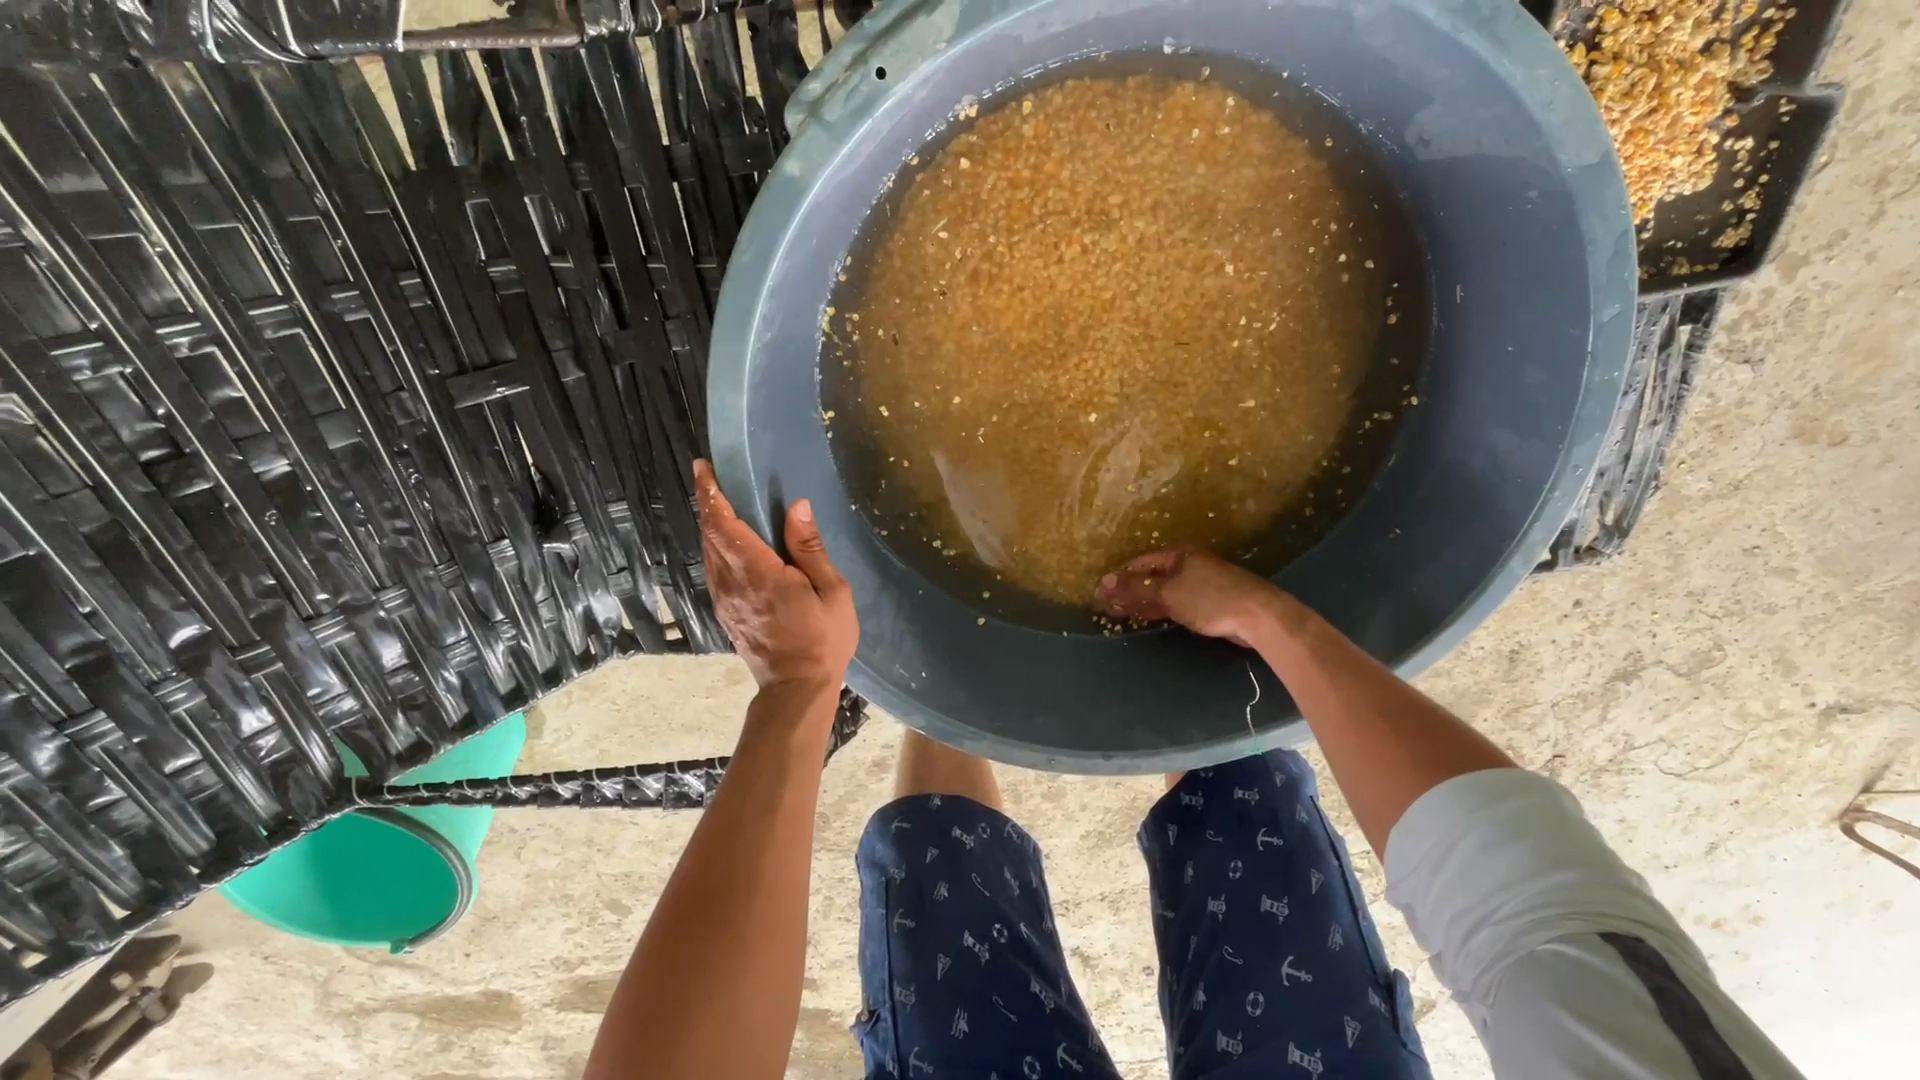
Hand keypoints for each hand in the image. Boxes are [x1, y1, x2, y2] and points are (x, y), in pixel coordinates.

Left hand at [695, 459, 857, 690]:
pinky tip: (731, 543)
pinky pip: (714, 569)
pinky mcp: (726, 612)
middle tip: (713, 477)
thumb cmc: (823, 640)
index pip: (723, 525)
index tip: (702, 468)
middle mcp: (731, 583)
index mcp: (758, 573)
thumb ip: (810, 549)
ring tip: (723, 504)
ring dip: (712, 525)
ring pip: (708, 552)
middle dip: (709, 503)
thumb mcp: (832, 592)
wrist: (797, 689)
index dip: (711, 494)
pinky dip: (718, 547)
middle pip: (709, 535)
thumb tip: (797, 507)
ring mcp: (724, 600)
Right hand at [1094, 548, 1284, 646]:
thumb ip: (1137, 588)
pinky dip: (1156, 609)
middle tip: (1103, 606)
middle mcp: (1186, 566)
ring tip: (1117, 613)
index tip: (1098, 593)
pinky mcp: (1205, 603)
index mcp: (1178, 556)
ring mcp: (1197, 585)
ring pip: (1161, 591)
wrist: (1258, 616)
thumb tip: (1106, 581)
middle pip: (1149, 577)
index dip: (1117, 578)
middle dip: (1126, 590)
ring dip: (1140, 601)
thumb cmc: (1211, 599)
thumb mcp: (1169, 593)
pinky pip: (1173, 603)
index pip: (1138, 564)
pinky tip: (1144, 617)